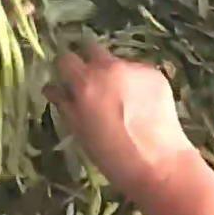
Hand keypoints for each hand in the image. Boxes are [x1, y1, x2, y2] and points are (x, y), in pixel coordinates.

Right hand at [48, 40, 205, 198]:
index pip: (65, 58)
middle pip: (90, 46)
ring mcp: (133, 68)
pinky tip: (141, 104)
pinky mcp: (154, 73)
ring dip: (113, 73)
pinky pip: (137, 71)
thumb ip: (64, 104)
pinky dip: (135, 82)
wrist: (163, 168)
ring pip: (116, 61)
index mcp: (85, 81)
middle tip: (94, 82)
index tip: (67, 78)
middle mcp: (107, 67)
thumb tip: (51, 88)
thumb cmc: (114, 156)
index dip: (64, 67)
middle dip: (88, 59)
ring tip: (123, 100)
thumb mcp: (81, 132)